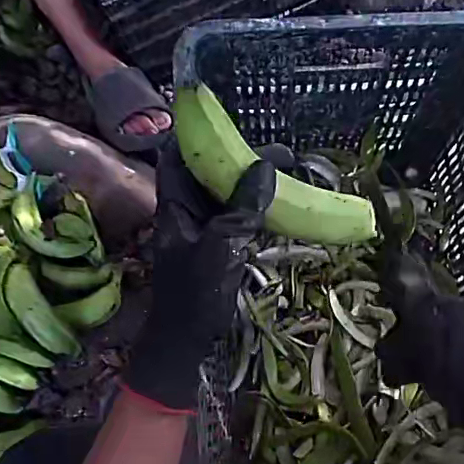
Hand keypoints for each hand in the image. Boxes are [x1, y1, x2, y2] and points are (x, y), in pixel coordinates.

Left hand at [120, 139, 273, 413]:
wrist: (187, 342)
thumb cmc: (195, 296)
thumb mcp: (220, 248)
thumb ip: (241, 208)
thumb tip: (265, 167)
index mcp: (175, 206)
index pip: (178, 158)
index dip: (196, 135)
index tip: (226, 120)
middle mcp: (188, 211)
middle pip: (210, 172)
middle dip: (240, 158)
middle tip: (282, 155)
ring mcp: (205, 229)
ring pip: (227, 194)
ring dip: (253, 181)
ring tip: (289, 172)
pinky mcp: (221, 245)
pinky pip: (239, 215)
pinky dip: (258, 205)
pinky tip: (281, 203)